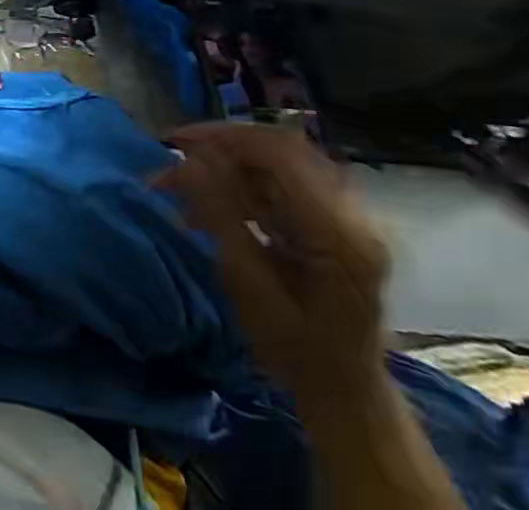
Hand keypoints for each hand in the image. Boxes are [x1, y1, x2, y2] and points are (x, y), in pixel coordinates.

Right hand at [160, 122, 389, 397]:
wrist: (346, 390)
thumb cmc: (294, 349)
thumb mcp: (247, 286)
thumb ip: (220, 217)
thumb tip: (188, 162)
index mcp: (338, 233)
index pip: (281, 155)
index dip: (224, 137)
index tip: (174, 140)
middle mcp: (354, 215)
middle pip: (284, 151)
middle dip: (223, 145)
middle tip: (174, 152)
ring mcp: (350, 218)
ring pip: (283, 164)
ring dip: (230, 163)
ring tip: (186, 179)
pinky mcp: (338, 223)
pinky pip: (287, 184)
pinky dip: (246, 182)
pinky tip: (216, 198)